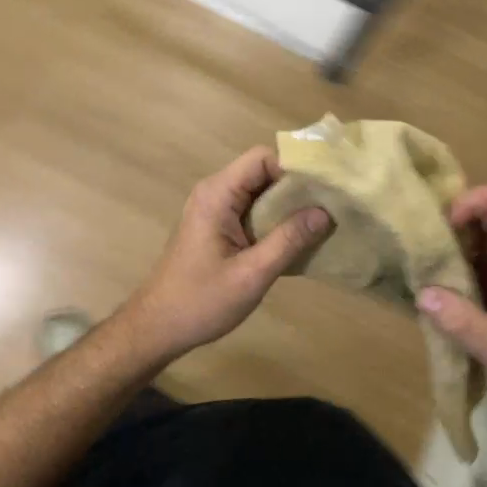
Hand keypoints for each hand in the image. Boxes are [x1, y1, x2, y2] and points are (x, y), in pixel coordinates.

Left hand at [117, 147, 332, 361]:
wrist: (157, 328)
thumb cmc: (201, 301)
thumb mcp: (252, 274)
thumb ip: (288, 240)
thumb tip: (325, 212)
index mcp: (217, 194)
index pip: (262, 158)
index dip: (293, 169)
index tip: (322, 191)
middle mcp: (215, 193)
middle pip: (263, 172)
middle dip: (296, 187)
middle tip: (329, 207)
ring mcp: (215, 210)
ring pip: (260, 192)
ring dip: (288, 206)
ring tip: (319, 224)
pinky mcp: (218, 227)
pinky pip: (252, 210)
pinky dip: (275, 220)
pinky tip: (296, 241)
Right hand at [416, 185, 486, 413]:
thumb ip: (460, 320)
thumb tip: (422, 293)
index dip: (467, 202)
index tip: (442, 227)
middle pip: (482, 208)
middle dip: (449, 216)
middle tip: (419, 236)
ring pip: (473, 228)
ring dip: (446, 235)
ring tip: (418, 251)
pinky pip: (469, 250)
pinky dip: (448, 253)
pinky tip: (428, 270)